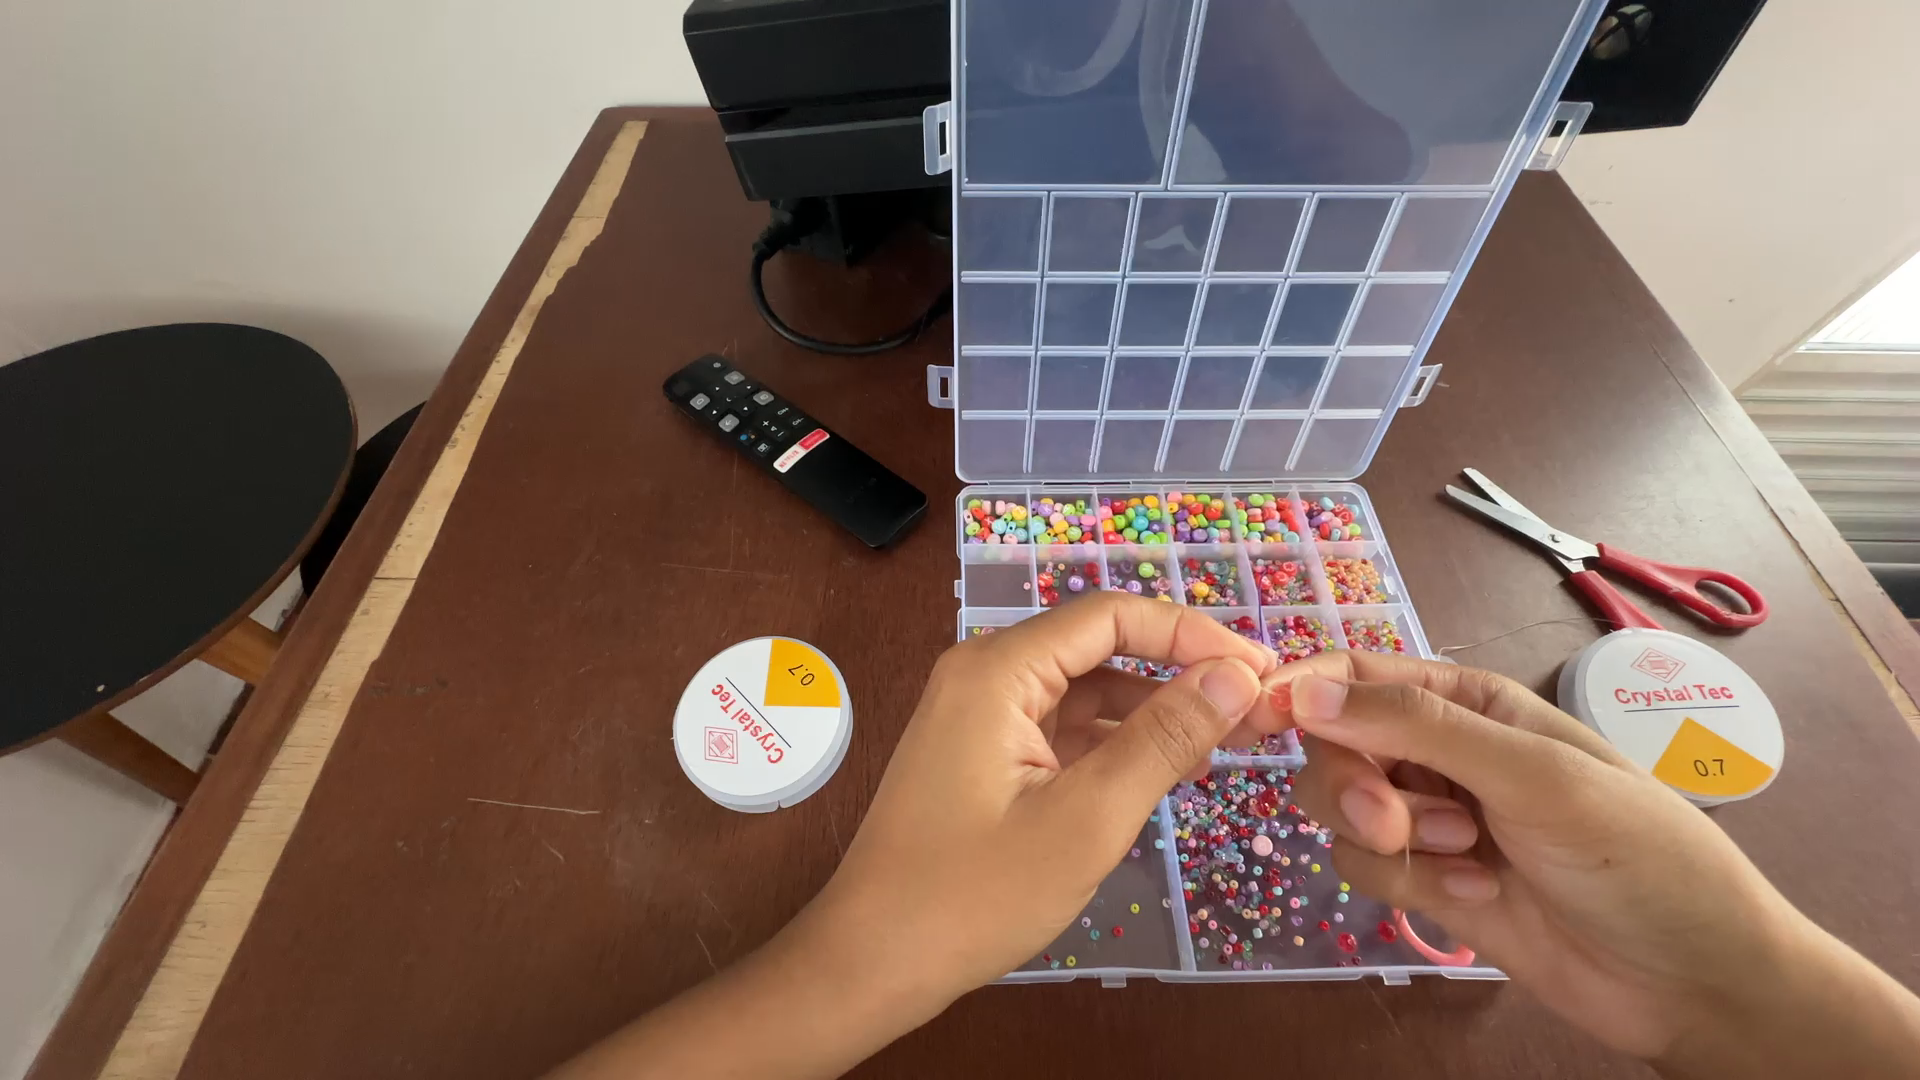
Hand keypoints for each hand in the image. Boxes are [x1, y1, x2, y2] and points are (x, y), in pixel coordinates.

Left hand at [805, 592, 1280, 1011]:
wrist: (874, 958)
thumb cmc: (974, 893)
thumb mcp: (1086, 818)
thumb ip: (1162, 738)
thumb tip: (1234, 676)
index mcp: (998, 667)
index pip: (1109, 616)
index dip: (1189, 633)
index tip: (1258, 670)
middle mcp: (986, 671)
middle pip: (1097, 647)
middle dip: (1176, 672)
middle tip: (1255, 711)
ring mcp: (982, 710)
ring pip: (1084, 689)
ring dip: (1151, 710)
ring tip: (1226, 742)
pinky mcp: (986, 747)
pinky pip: (1061, 725)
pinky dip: (1114, 741)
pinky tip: (1165, 766)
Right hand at [1269, 652, 1919, 1076]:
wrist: (1695, 984)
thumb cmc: (1635, 852)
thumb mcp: (1530, 772)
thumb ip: (1412, 724)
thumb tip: (1298, 692)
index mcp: (1457, 700)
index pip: (1351, 674)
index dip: (1299, 688)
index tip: (1256, 717)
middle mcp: (1425, 748)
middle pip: (1329, 742)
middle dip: (1354, 783)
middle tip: (1395, 821)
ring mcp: (1418, 812)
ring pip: (1333, 802)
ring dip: (1384, 834)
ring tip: (1459, 857)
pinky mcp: (1414, 873)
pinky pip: (1357, 862)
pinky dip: (1403, 881)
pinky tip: (1472, 895)